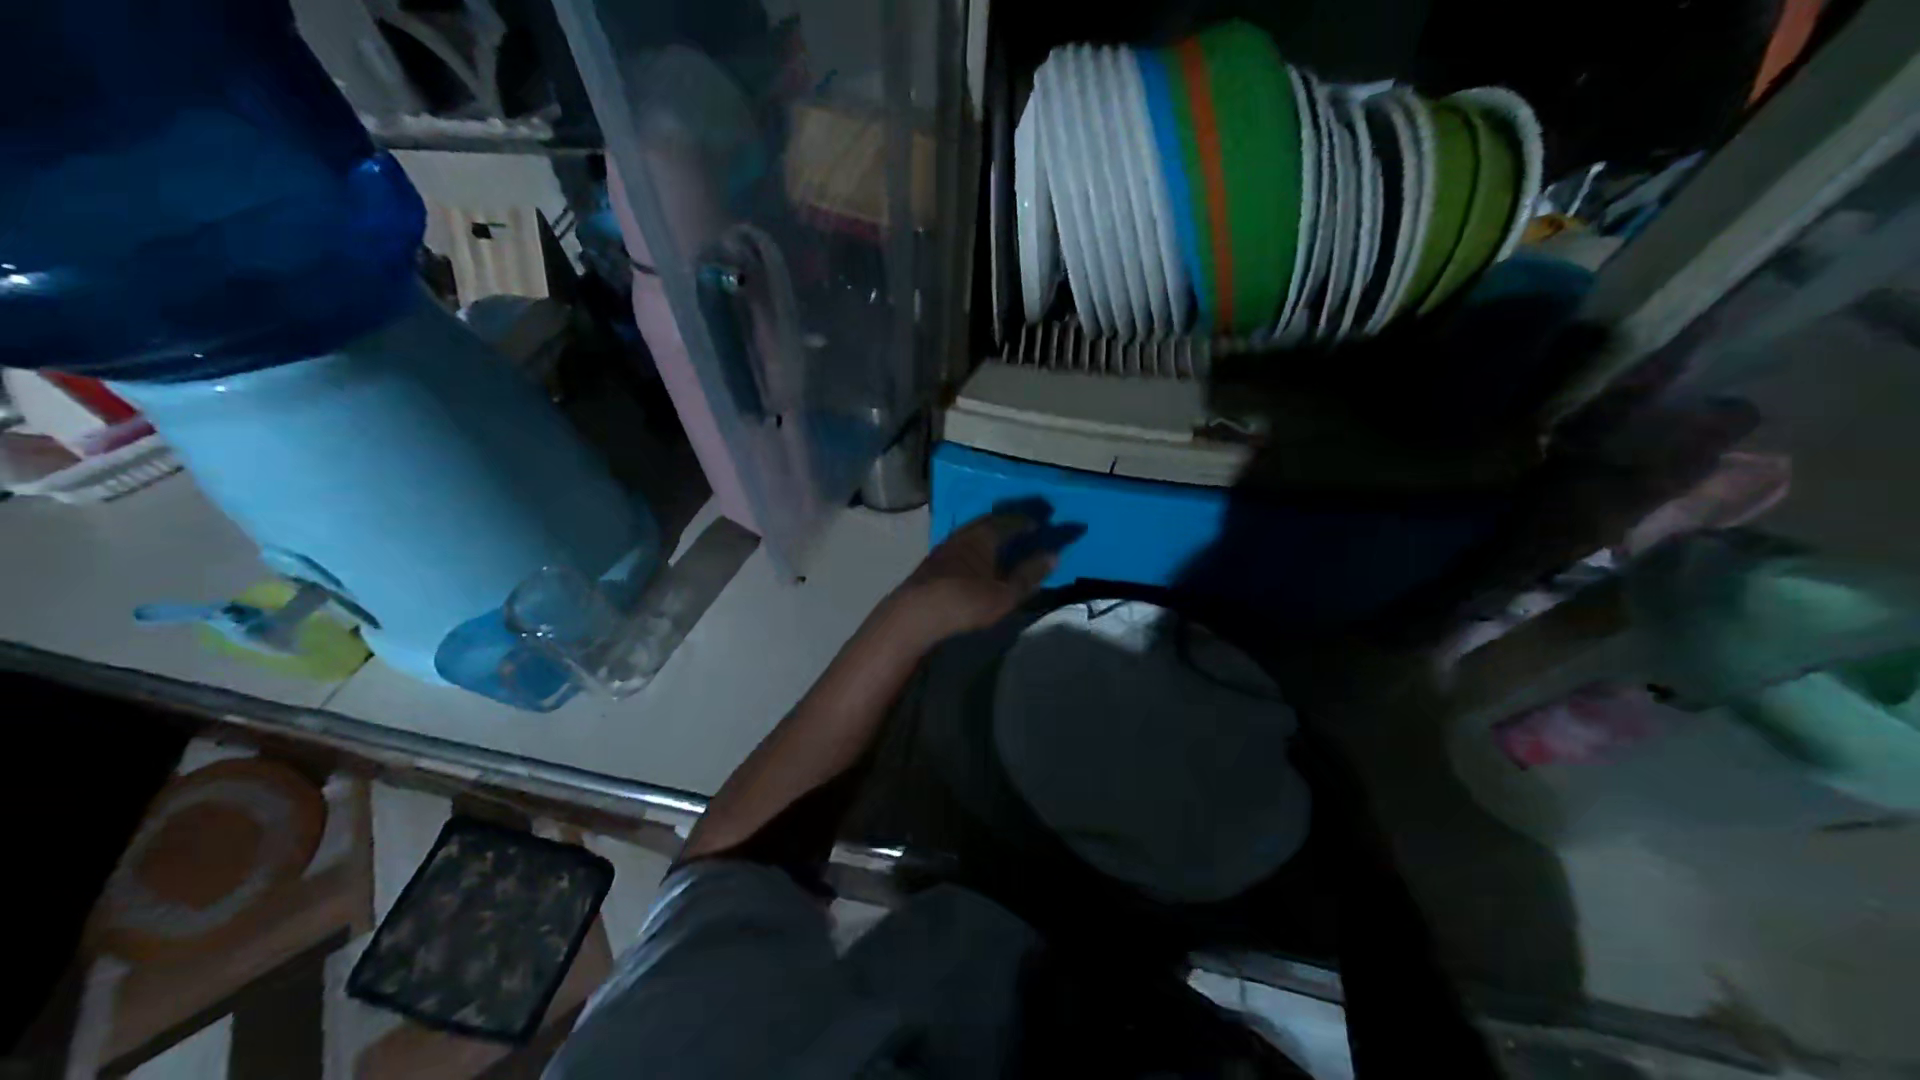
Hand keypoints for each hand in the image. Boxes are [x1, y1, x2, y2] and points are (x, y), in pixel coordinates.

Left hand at [880, 512, 1059, 647]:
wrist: (915, 613)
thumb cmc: (966, 600)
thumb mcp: (1006, 593)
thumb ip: (1030, 574)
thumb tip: (1054, 555)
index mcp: (985, 534)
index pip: (1012, 521)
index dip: (1028, 522)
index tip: (1041, 523)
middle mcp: (964, 533)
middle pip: (989, 522)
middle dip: (1007, 524)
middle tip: (1022, 528)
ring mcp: (945, 546)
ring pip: (972, 533)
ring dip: (988, 535)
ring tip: (1001, 543)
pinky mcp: (932, 561)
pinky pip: (961, 545)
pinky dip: (974, 547)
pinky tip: (976, 559)